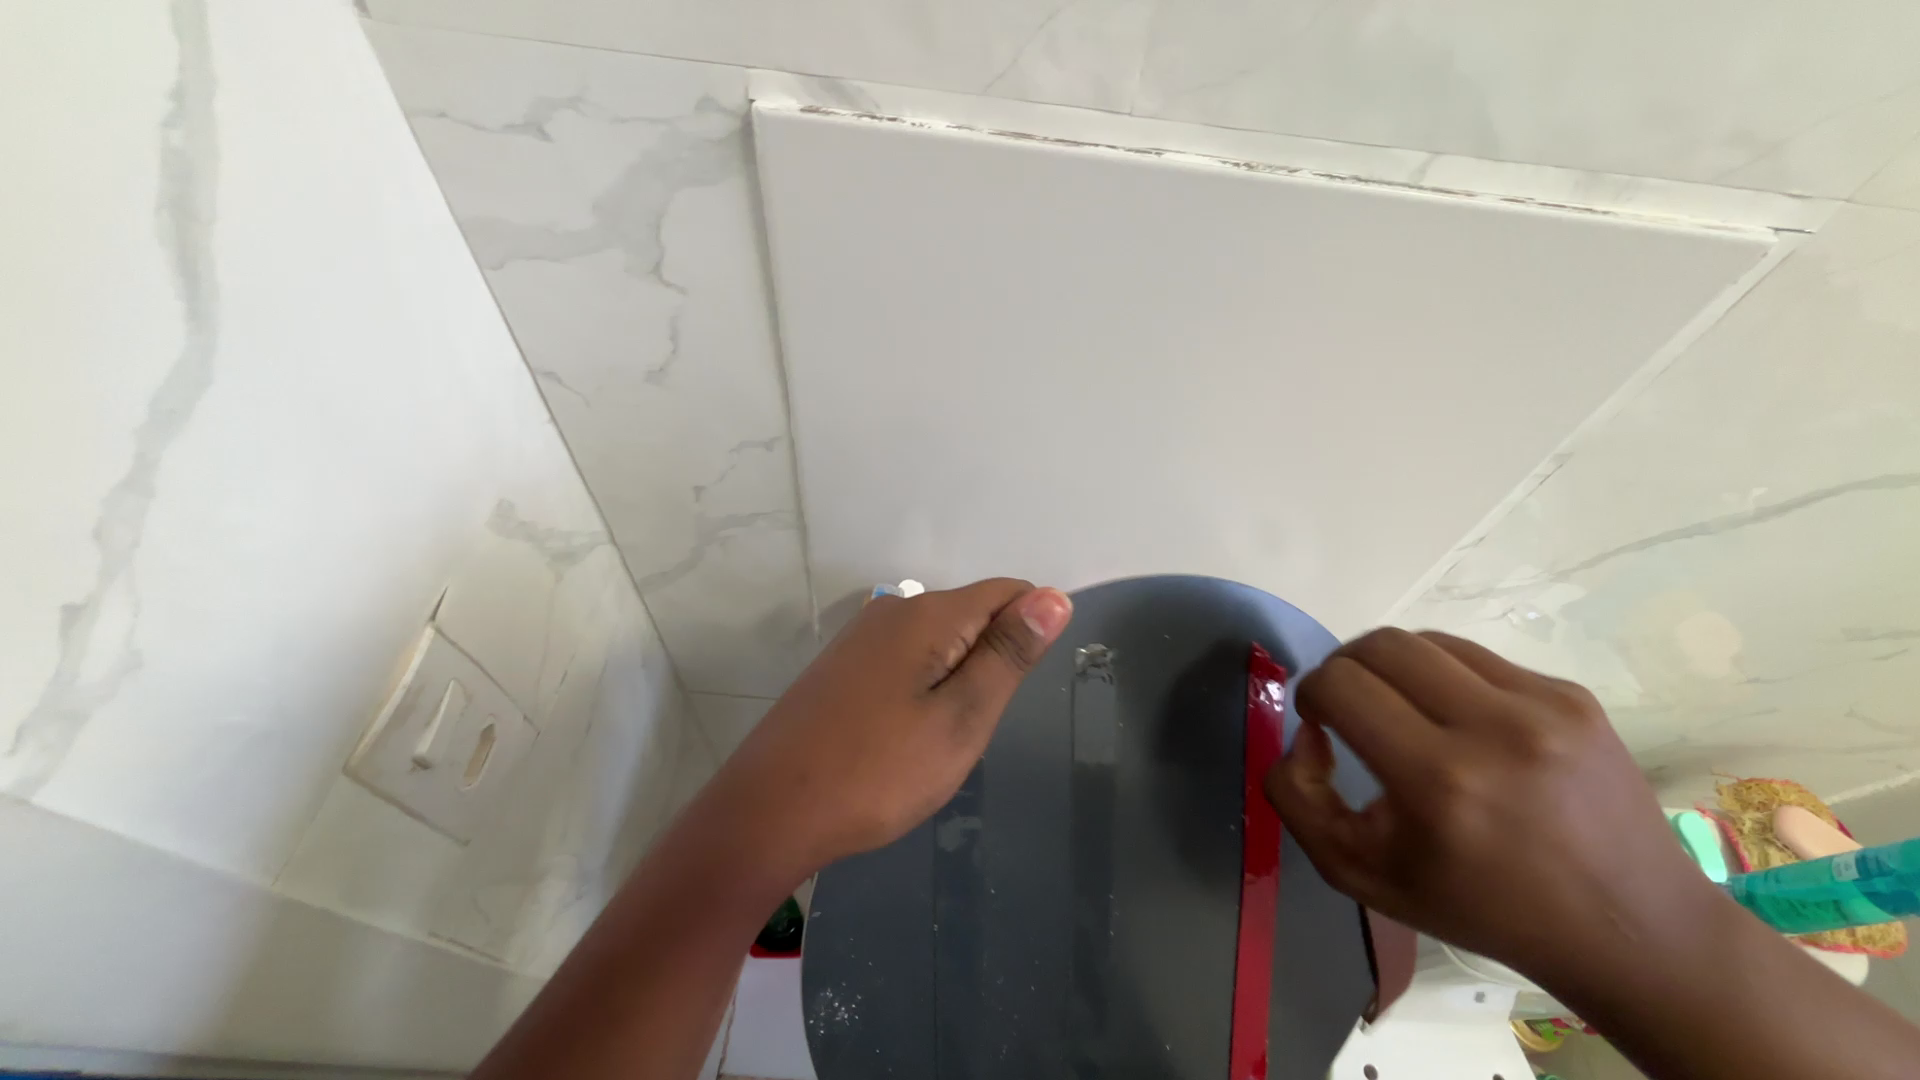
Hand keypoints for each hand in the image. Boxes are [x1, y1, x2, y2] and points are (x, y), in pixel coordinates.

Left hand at [711, 578, 1072, 877]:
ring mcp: (860, 640)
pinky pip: (904, 664)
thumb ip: (1008, 655)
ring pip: (938, 645)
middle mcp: (892, 611)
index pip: (1008, 591)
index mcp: (928, 614)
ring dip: (953, 686)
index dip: (1028, 635)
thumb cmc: (878, 772)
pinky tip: (898, 742)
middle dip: (988, 667)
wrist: (770, 812)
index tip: (1014, 693)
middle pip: (971, 617)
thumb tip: (1053, 596)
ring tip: (930, 744)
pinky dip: (920, 694)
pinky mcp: (841, 669)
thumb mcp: (961, 719)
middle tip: (965, 732)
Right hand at [1265, 628, 1715, 981]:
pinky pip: (1476, 657)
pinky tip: (1459, 722)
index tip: (1319, 725)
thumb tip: (1306, 733)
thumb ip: (1297, 797)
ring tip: (1400, 709)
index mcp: (1439, 782)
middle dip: (1344, 668)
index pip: (1340, 684)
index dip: (1312, 695)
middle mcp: (1495, 729)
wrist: (1629, 927)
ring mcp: (1544, 705)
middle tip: (1347, 706)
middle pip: (1378, 645)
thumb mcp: (1359, 874)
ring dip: (1391, 667)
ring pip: (1426, 640)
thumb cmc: (1481, 907)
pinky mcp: (1573, 694)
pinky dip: (1444, 678)